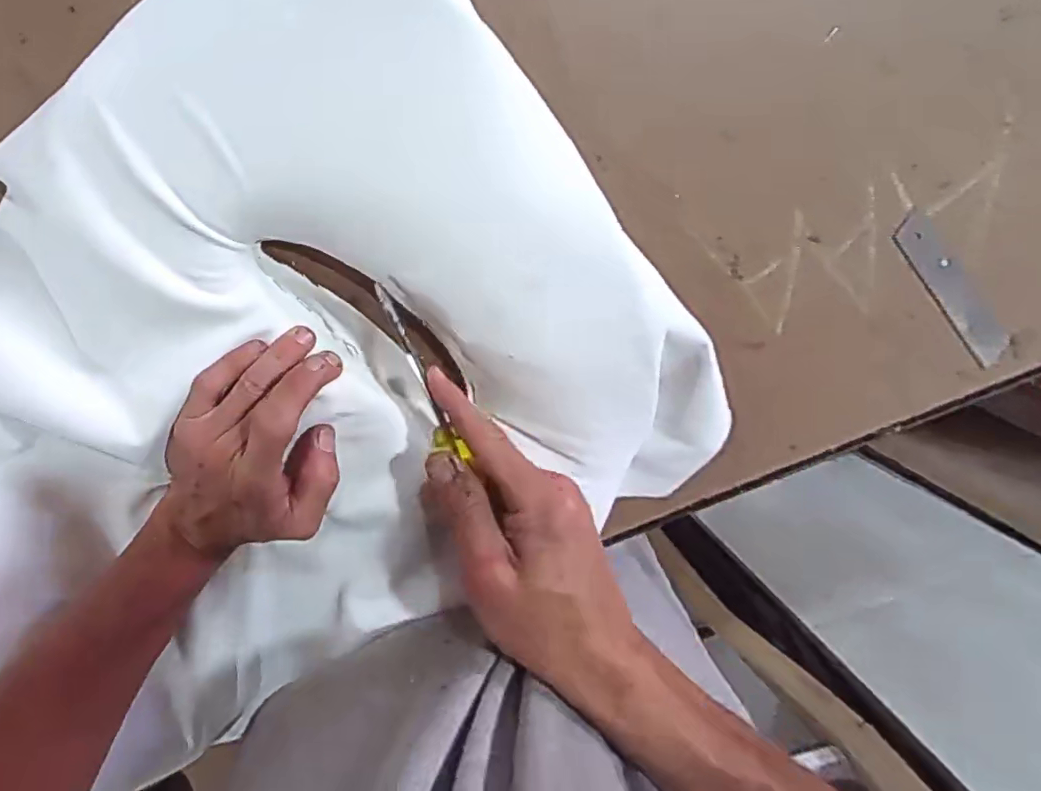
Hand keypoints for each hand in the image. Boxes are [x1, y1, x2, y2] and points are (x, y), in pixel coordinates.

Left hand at [154, 328, 343, 559]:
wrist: (195, 522)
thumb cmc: (252, 517)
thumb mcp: (300, 520)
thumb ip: (321, 479)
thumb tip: (322, 431)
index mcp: (252, 476)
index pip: (275, 419)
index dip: (302, 385)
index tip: (327, 366)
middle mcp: (222, 449)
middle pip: (257, 393)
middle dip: (292, 362)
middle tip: (316, 345)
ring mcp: (198, 431)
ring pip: (237, 381)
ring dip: (270, 354)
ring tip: (297, 338)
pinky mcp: (185, 418)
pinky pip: (209, 379)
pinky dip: (235, 358)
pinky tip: (261, 348)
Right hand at [421, 366, 640, 694]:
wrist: (607, 666)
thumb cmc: (543, 626)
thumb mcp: (488, 573)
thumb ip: (463, 510)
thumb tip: (440, 459)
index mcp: (538, 496)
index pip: (488, 439)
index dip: (456, 405)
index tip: (433, 374)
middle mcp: (556, 485)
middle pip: (493, 457)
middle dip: (458, 462)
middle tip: (433, 499)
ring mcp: (565, 498)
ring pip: (503, 475)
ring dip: (474, 486)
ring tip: (461, 531)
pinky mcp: (565, 513)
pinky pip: (516, 490)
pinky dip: (491, 497)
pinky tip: (484, 531)